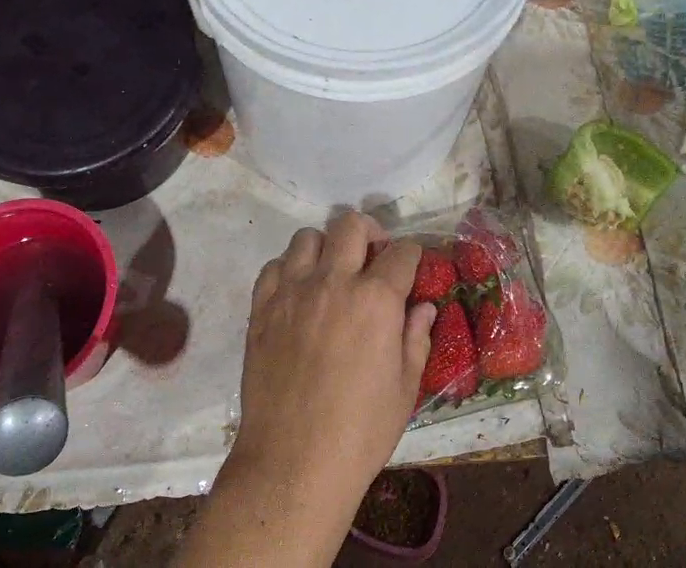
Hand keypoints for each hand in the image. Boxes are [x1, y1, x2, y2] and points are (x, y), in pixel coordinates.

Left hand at [176, 213, 434, 566]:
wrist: (293, 462)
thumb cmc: (360, 430)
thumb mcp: (404, 388)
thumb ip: (415, 338)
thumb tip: (423, 307)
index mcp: (376, 299)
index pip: (401, 252)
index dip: (412, 255)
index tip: (411, 266)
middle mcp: (333, 282)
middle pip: (351, 225)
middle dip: (369, 233)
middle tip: (373, 257)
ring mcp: (292, 292)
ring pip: (307, 237)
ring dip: (326, 248)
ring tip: (332, 274)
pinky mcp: (261, 309)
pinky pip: (274, 266)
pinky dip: (289, 270)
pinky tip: (298, 294)